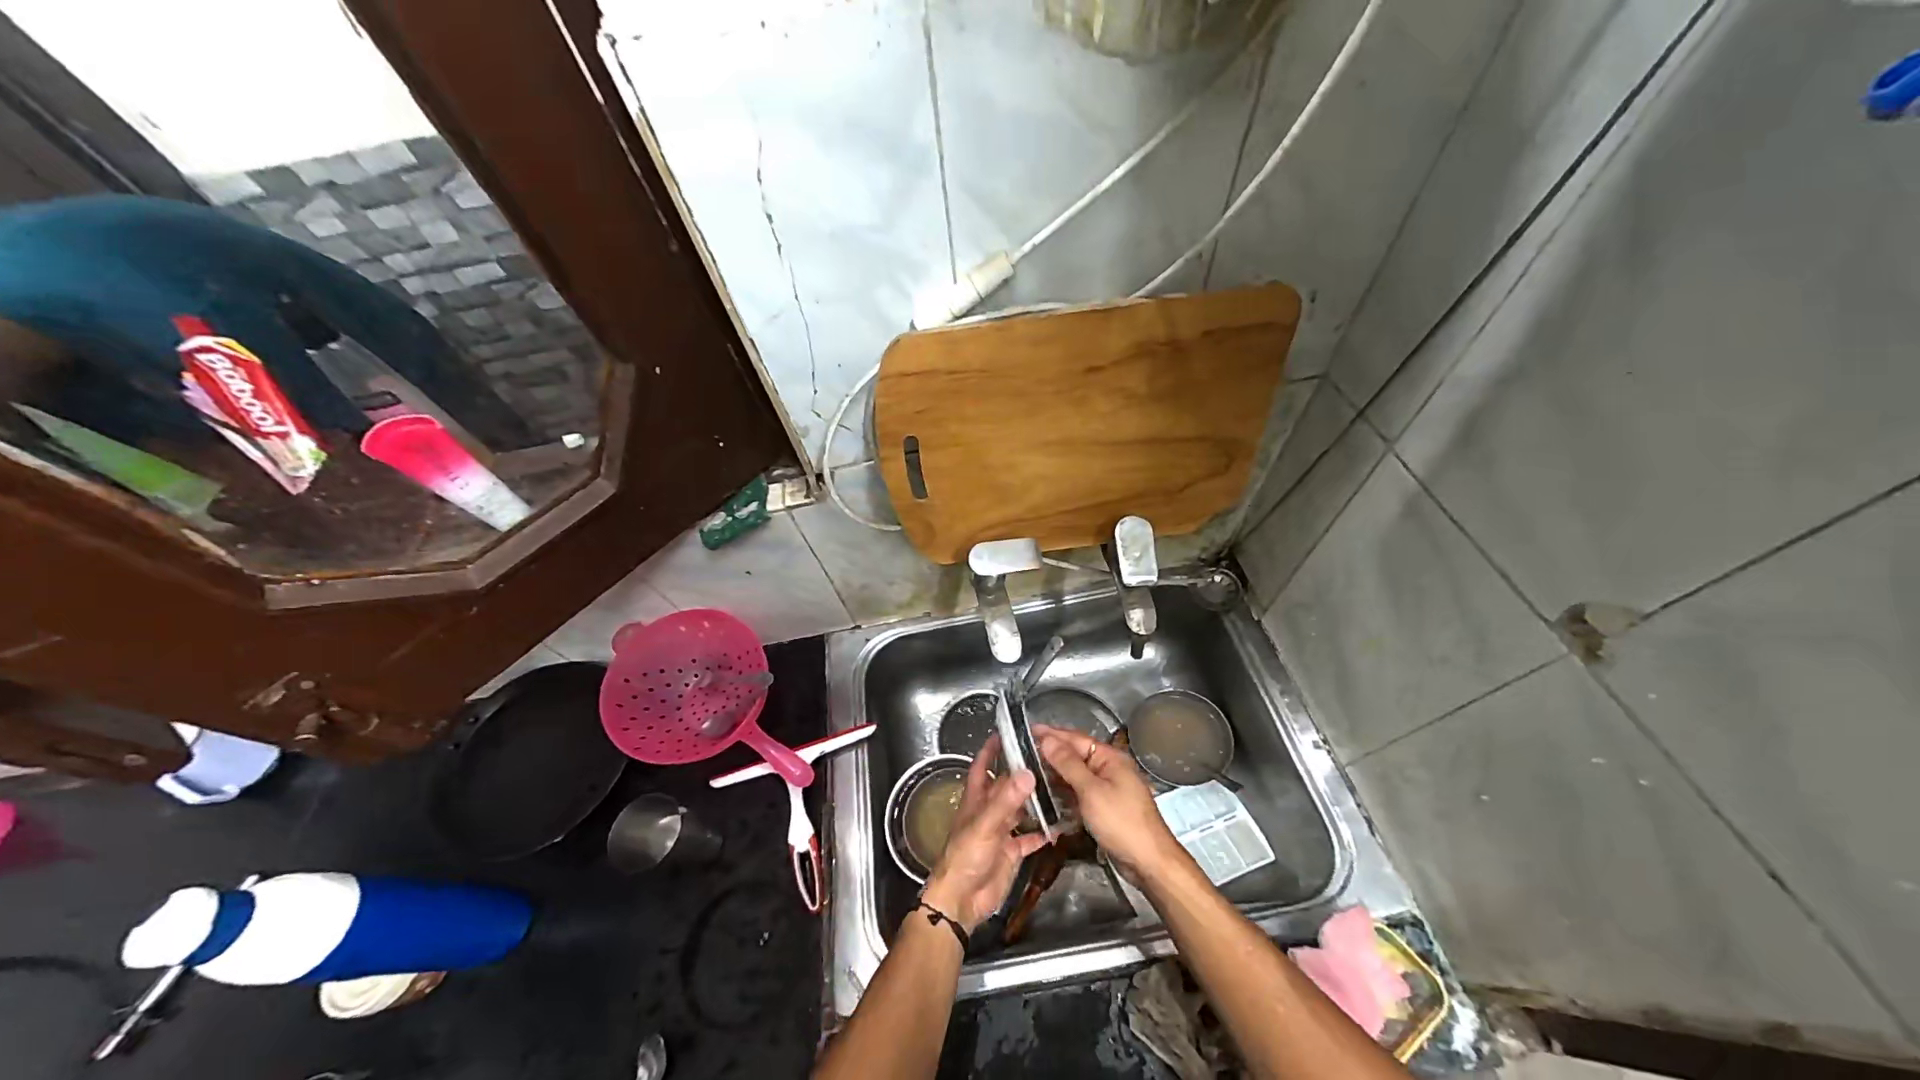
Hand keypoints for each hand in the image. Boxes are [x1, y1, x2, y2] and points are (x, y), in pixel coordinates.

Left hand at [921, 735, 1049, 931]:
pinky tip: (1058, 827)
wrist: (961, 901)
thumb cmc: (964, 858)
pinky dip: (1042, 833)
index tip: (1006, 734)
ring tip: (1058, 788)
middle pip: (1006, 787)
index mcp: (975, 800)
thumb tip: (1027, 773)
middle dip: (1022, 774)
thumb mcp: (985, 825)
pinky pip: (1029, 838)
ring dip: (1035, 802)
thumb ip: (1006, 801)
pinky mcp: (1011, 853)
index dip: (990, 750)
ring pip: (1020, 810)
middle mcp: (988, 812)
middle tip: (1046, 760)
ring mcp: (1000, 832)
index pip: (982, 767)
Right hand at [1034, 724, 1184, 880]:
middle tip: (1024, 754)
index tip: (1029, 731)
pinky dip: (1065, 793)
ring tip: (1030, 773)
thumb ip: (1068, 764)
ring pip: (1077, 775)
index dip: (1052, 734)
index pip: (1076, 739)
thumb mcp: (1091, 790)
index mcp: (1110, 758)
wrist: (1148, 861)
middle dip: (1052, 754)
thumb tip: (1048, 740)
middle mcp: (1110, 769)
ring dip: (1056, 775)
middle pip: (1076, 756)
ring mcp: (1108, 789)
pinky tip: (1048, 796)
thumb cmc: (1122, 823)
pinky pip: (1081, 793)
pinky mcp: (1105, 807)